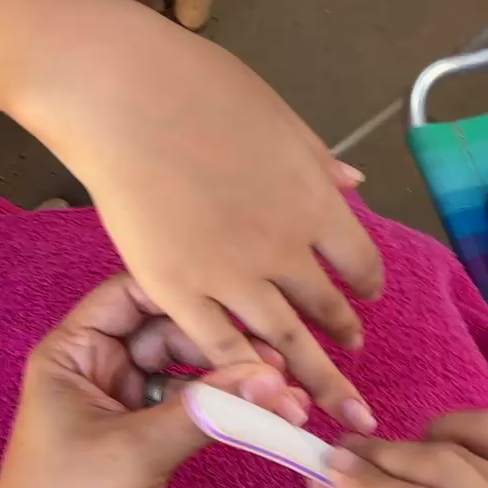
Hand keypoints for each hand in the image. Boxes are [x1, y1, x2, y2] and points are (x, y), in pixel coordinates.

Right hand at [0, 0, 384, 433]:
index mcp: (314, 201)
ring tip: (322, 399)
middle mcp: (284, 249)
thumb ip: (318, 161)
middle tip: (351, 357)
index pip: (359, 261)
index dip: (364, 286)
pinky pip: (220, 346)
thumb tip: (356, 183)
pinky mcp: (176, 290)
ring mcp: (230, 275)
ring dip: (310, 373)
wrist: (123, 96)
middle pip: (326, 309)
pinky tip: (262, 391)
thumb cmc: (199, 88)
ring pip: (283, 341)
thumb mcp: (279, 116)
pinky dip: (246, 373)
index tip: (363, 297)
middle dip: (343, 339)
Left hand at [0, 275, 310, 487]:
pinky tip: (262, 410)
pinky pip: (187, 405)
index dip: (183, 292)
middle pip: (165, 332)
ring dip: (228, 378)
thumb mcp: (134, 451)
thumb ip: (204, 411)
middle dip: (220, 345)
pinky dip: (220, 408)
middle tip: (280, 361)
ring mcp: (122, 399)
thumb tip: (274, 378)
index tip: (242, 299)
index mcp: (73, 350)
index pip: (131, 294)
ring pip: (182, 369)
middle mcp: (97, 364)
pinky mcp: (142, 432)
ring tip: (283, 390)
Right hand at [297, 412, 487, 487]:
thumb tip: (322, 474)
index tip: (329, 467)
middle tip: (350, 461)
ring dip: (408, 448)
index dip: (367, 484)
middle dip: (381, 458)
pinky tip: (436, 453)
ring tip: (391, 469)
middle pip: (443, 474)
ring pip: (462, 451)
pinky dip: (449, 429)